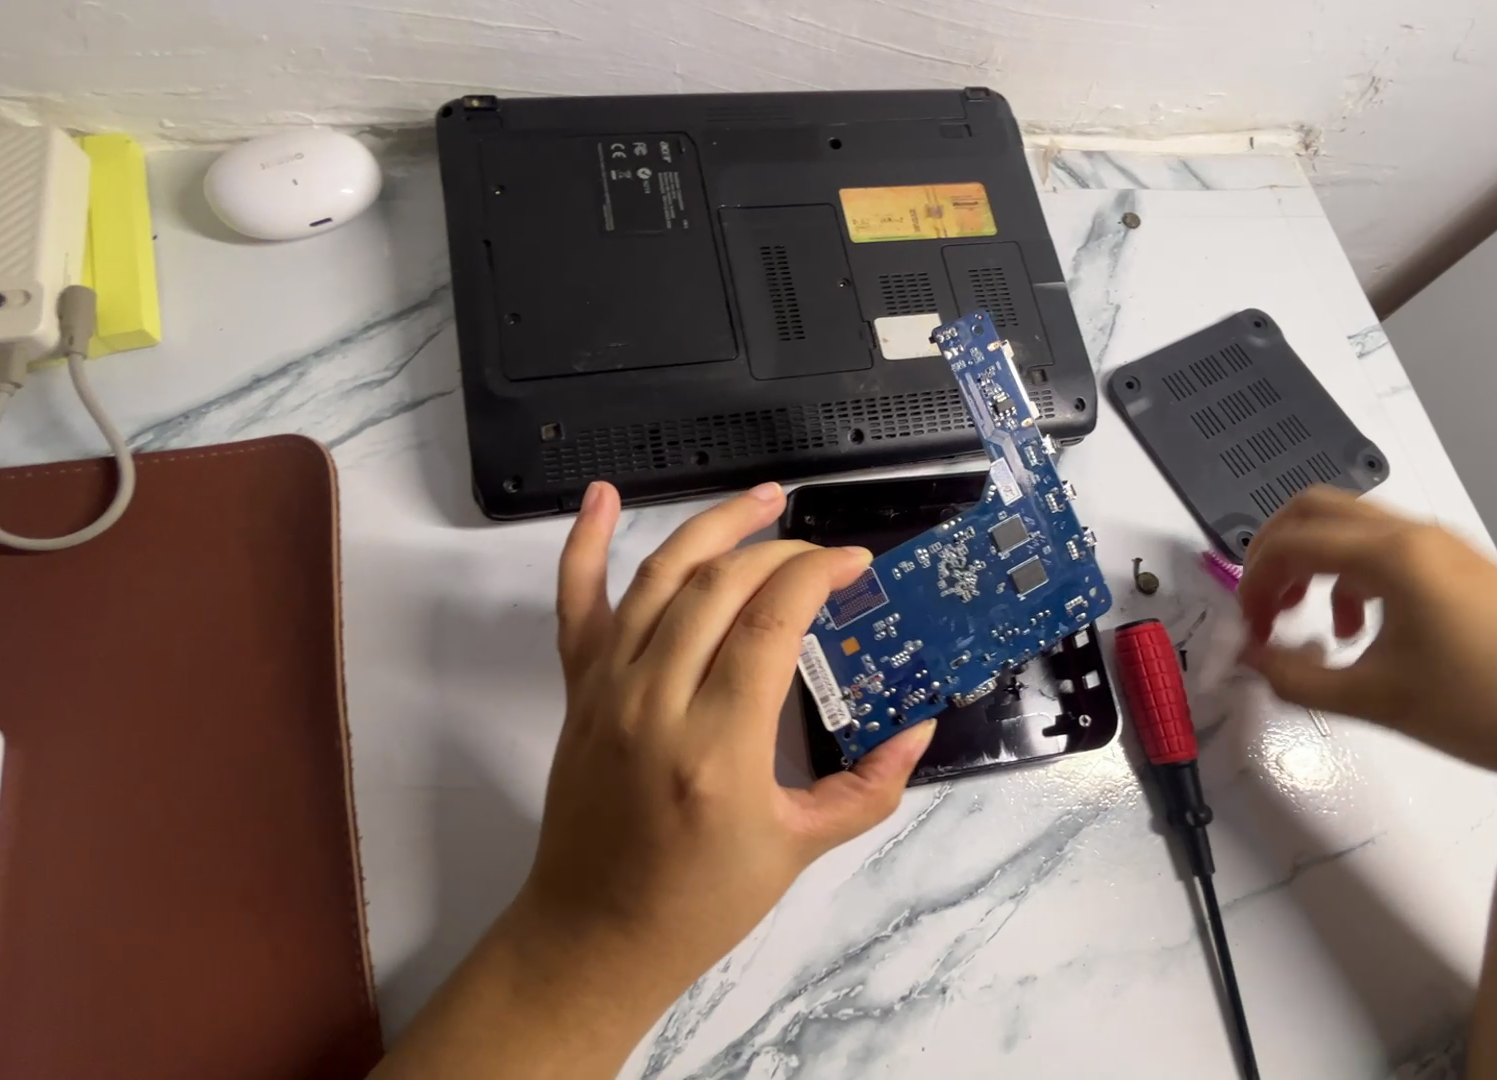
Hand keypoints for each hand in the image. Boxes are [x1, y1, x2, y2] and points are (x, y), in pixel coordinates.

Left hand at [370, 481, 935, 1079]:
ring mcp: (608, 689)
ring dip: (714, 525)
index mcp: (719, 746)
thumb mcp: (803, 847)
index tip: (854, 563)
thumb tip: (920, 727)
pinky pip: (576, 603)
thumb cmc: (703, 899)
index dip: (818, 573)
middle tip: (822, 554)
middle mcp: (656, 702)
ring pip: (659, 577)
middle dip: (782, 551)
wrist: (594, 936)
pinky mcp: (579, 689)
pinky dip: (585, 543)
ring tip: (764, 499)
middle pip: (721, 585)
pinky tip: (604, 495)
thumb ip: (872, 787)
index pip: (772, 621)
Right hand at [1235, 491, 1496, 1079]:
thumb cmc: (1487, 709)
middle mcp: (1417, 536)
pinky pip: (1388, 551)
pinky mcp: (1470, 571)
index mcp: (1392, 555)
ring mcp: (1449, 549)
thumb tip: (1252, 658)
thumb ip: (1295, 678)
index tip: (1250, 633)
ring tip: (1312, 623)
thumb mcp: (1376, 700)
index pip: (1288, 543)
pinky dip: (1352, 576)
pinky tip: (1364, 632)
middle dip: (1273, 552)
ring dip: (1313, 564)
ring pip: (1351, 527)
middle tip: (1265, 604)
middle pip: (1314, 509)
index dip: (1252, 584)